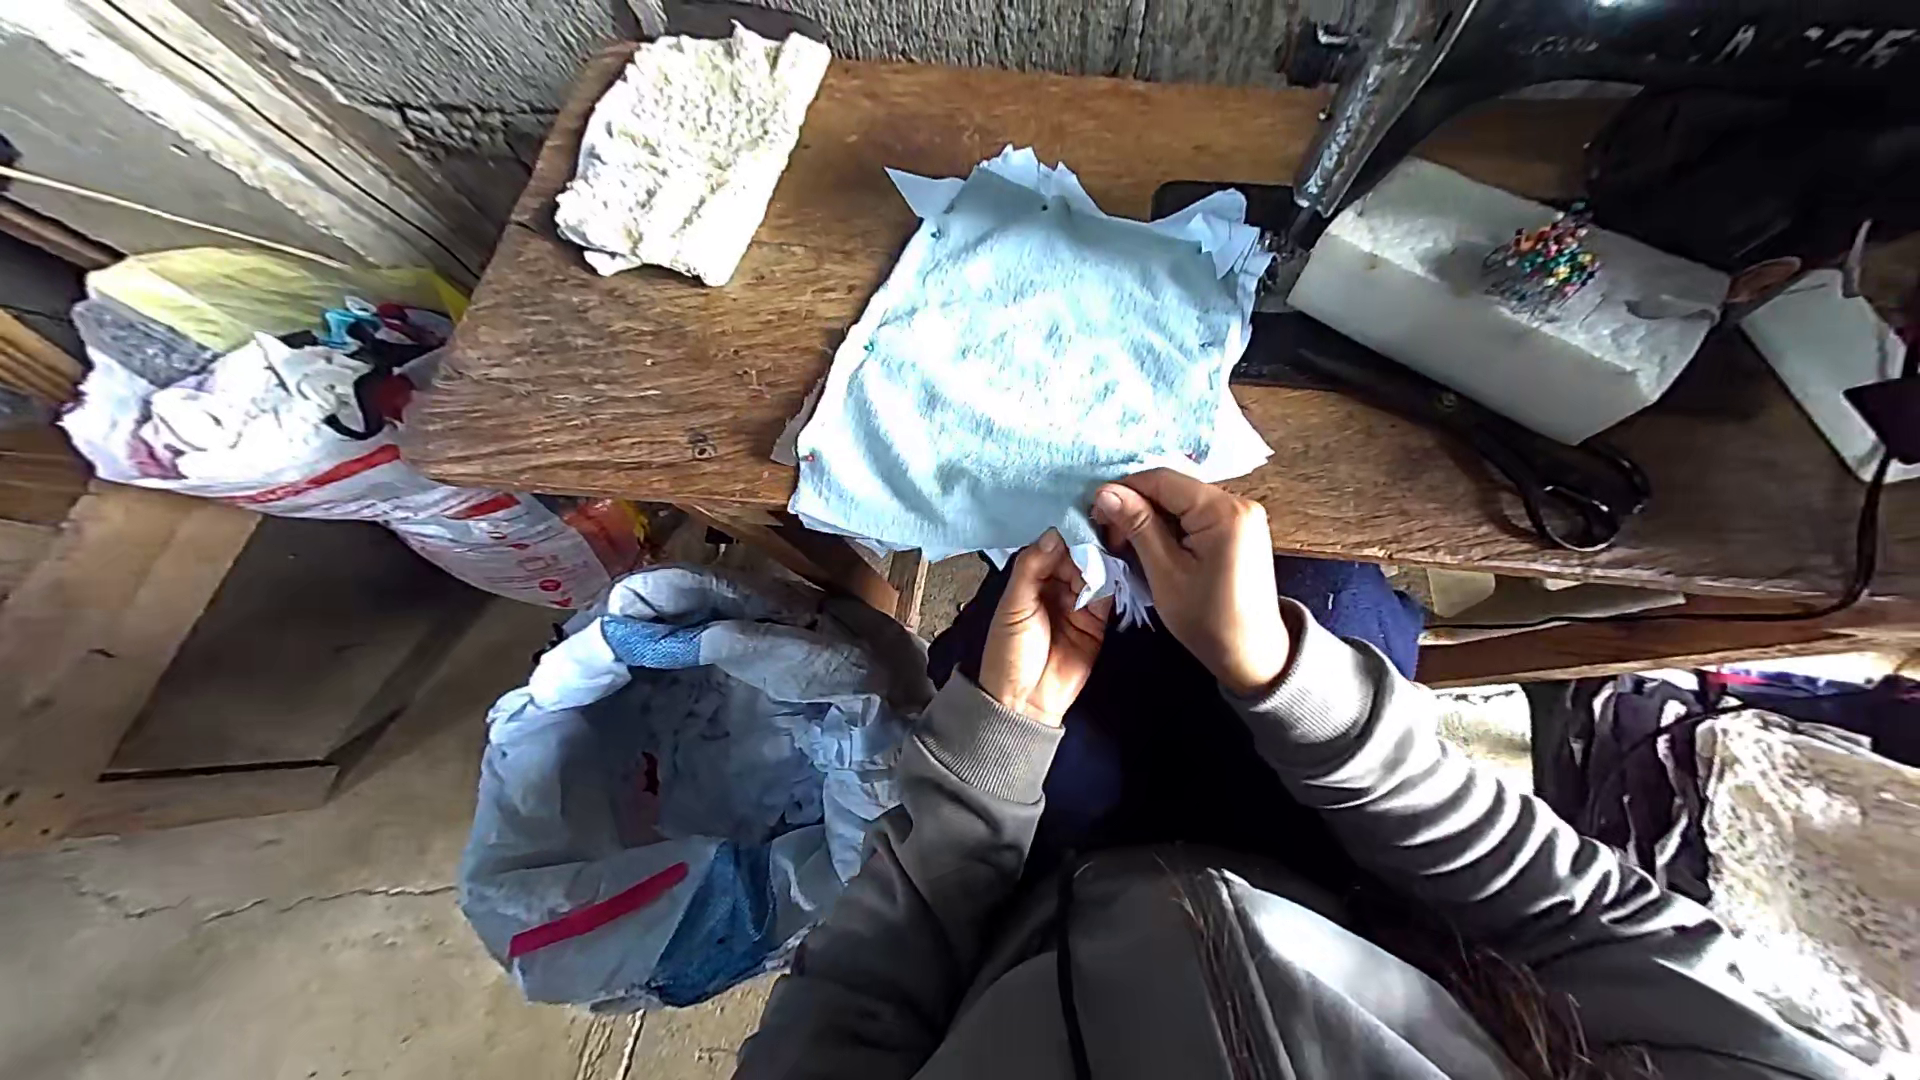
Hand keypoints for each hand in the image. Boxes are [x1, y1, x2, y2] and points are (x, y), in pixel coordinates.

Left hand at [979, 530, 1112, 726]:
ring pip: (1093, 573)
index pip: (1051, 549)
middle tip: (1104, 527)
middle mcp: (1055, 587)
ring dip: (1100, 560)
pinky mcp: (1096, 622)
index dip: (1065, 534)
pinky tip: (1116, 567)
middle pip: (1076, 558)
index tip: (1083, 514)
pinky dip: (1111, 583)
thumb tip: (1054, 533)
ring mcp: (1077, 604)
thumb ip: (1032, 567)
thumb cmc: (1010, 651)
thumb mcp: (1014, 604)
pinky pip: (1106, 597)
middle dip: (1087, 545)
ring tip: (1112, 543)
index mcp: (1030, 580)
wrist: (1026, 700)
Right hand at [1092, 469, 1289, 695]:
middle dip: (1136, 507)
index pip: (1162, 480)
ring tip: (1128, 547)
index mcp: (1223, 511)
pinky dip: (1169, 528)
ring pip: (1180, 503)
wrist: (1253, 656)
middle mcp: (1238, 503)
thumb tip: (1104, 492)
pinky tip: (1152, 548)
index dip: (1124, 491)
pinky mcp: (1238, 530)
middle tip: (1109, 536)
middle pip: (1172, 489)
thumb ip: (1137, 525)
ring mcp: (1240, 516)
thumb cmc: (1207, 619)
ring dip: (1150, 519)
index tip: (1096, 514)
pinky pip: (1194, 516)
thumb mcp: (1164, 572)